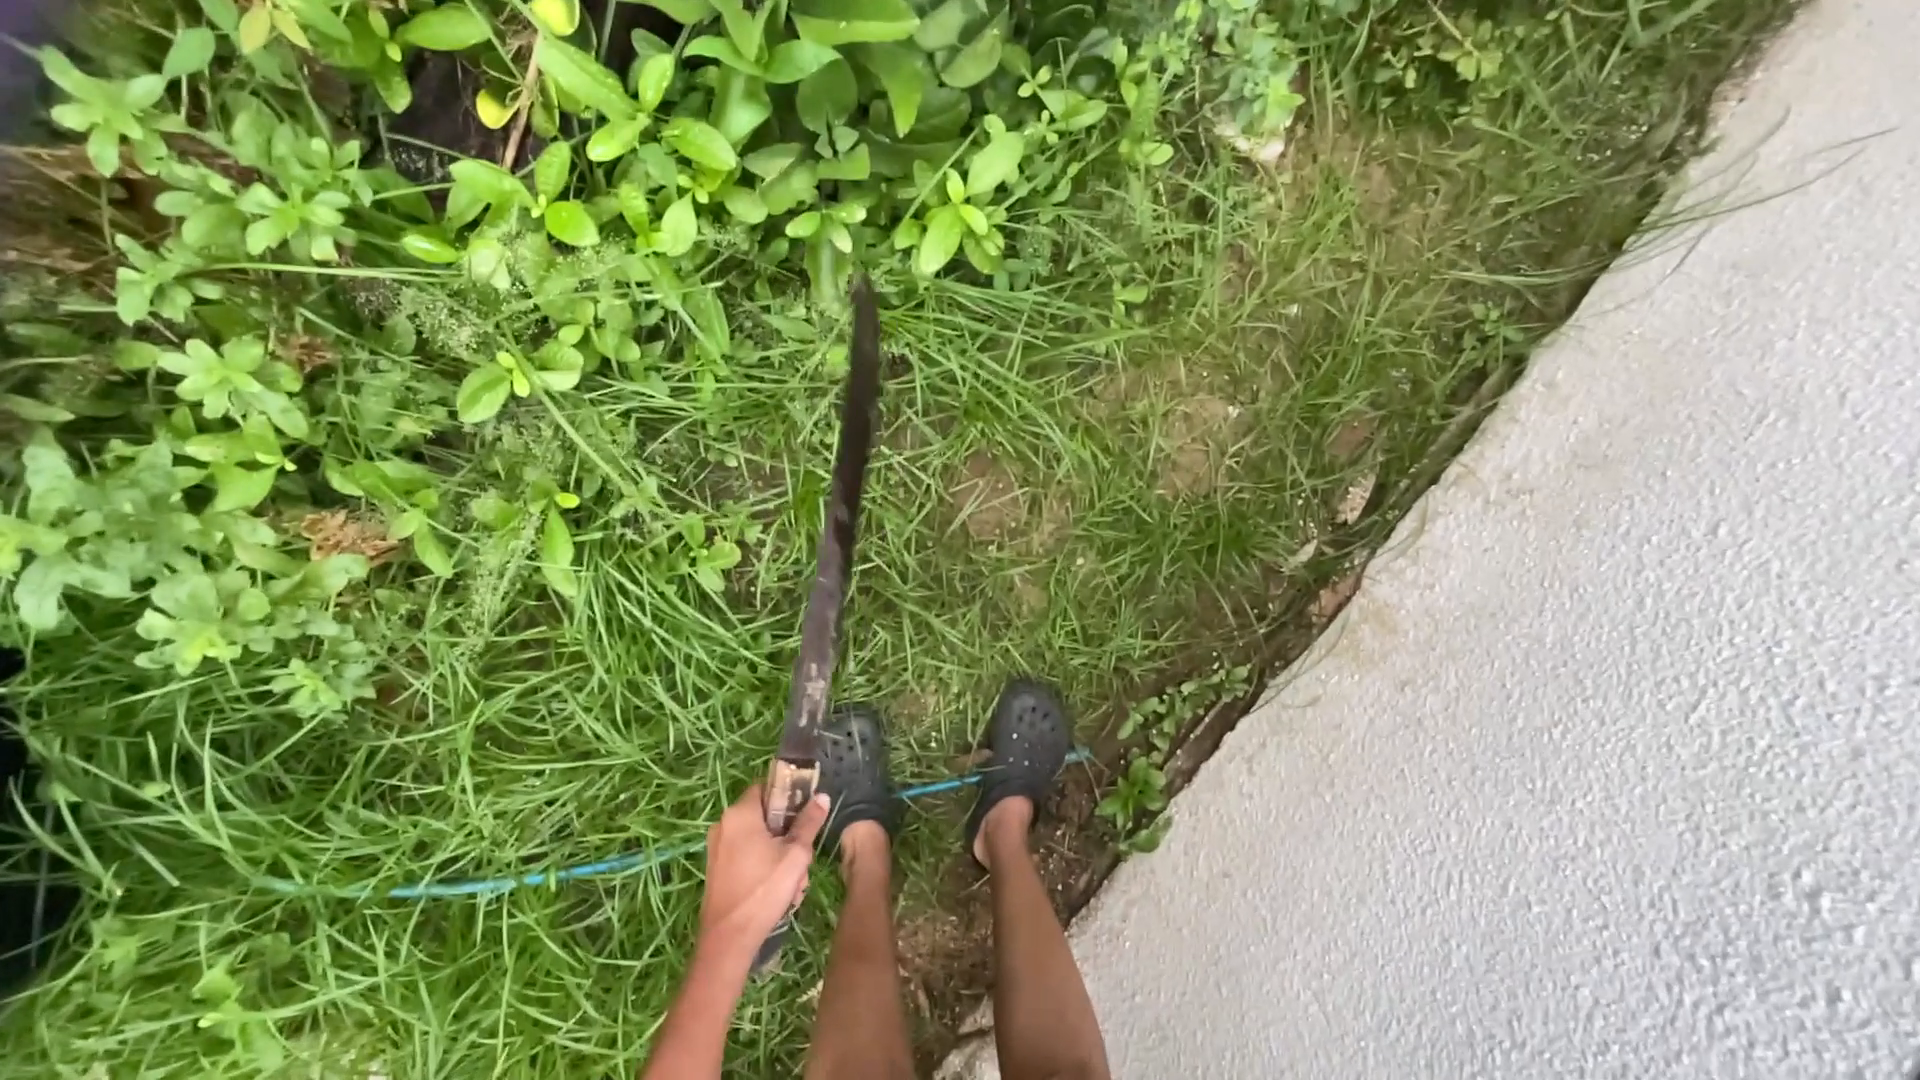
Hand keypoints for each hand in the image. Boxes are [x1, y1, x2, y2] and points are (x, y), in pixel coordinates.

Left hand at [698, 784, 829, 946]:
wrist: (728, 939)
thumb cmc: (764, 889)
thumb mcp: (795, 854)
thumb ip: (809, 823)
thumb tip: (822, 796)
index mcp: (740, 814)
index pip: (766, 787)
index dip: (788, 795)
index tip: (805, 813)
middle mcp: (723, 824)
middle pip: (763, 816)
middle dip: (787, 833)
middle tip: (802, 856)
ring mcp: (716, 848)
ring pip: (756, 839)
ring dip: (778, 853)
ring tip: (793, 881)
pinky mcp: (716, 868)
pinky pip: (745, 855)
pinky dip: (762, 865)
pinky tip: (777, 890)